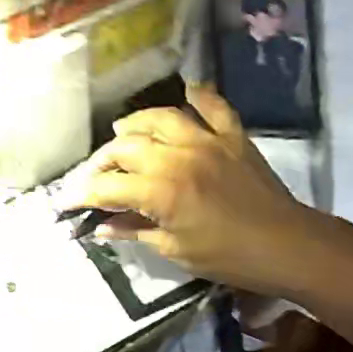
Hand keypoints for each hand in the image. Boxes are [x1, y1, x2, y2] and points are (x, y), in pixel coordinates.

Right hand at [60, 83, 326, 295]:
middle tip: (94, 177)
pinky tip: (185, 93)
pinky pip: (212, 106)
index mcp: (161, 191)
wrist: (286, 245)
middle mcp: (178, 157)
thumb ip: (135, 232)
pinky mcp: (233, 136)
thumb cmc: (227, 257)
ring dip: (136, 123)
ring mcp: (208, 141)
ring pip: (161, 118)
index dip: (82, 196)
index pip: (108, 187)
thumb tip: (102, 227)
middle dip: (102, 162)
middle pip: (126, 147)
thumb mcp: (174, 251)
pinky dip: (197, 97)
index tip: (66, 204)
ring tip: (122, 131)